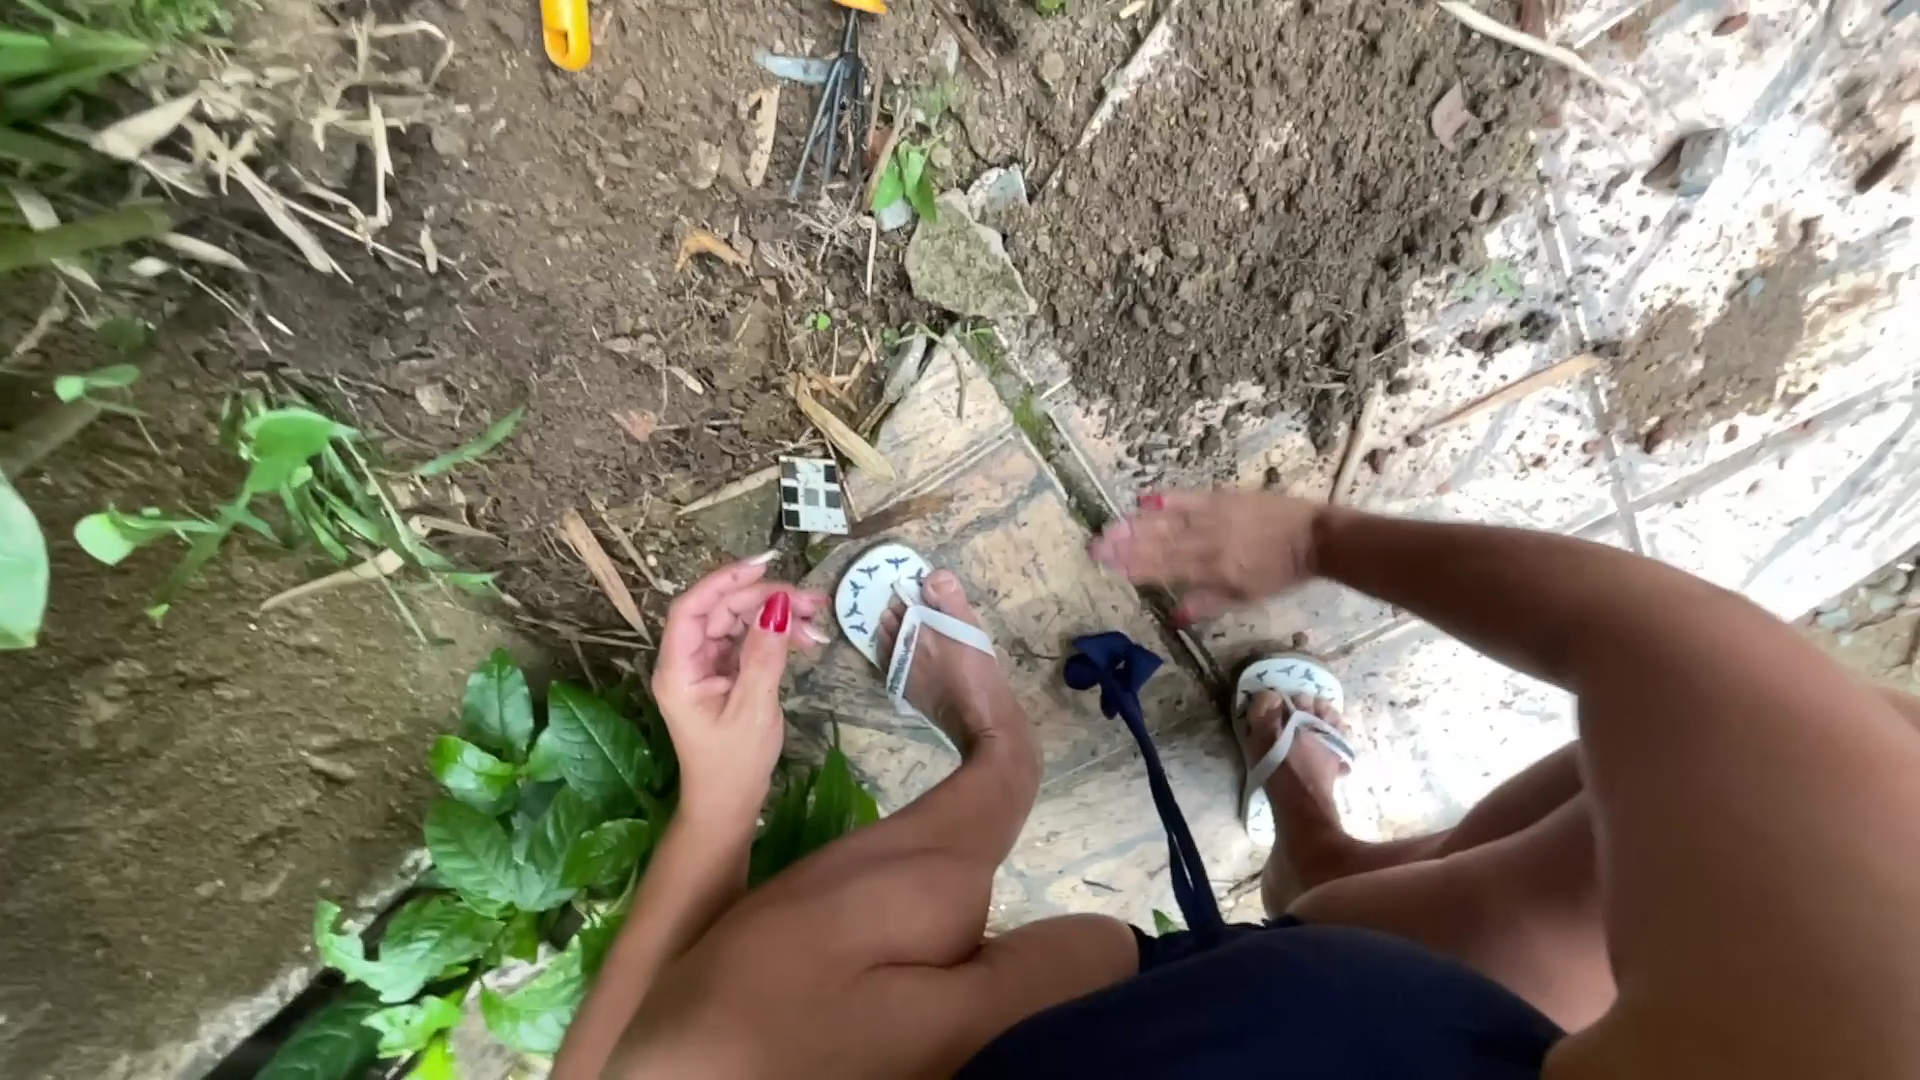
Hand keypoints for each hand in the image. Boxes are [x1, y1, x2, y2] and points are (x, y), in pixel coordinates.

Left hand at [651, 554, 828, 827]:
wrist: (729, 804)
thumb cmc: (734, 764)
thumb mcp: (753, 707)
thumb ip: (764, 654)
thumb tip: (779, 606)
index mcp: (679, 669)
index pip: (692, 608)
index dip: (724, 581)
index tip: (764, 566)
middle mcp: (689, 661)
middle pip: (722, 611)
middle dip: (766, 598)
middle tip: (811, 600)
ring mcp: (708, 666)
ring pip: (740, 621)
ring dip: (778, 614)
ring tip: (817, 617)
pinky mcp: (727, 673)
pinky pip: (751, 640)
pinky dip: (778, 634)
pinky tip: (806, 638)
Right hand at [1087, 492, 1332, 623]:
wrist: (1315, 538)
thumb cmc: (1280, 572)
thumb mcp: (1246, 597)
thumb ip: (1207, 603)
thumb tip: (1172, 618)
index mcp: (1215, 570)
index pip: (1166, 569)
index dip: (1135, 567)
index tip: (1107, 566)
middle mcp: (1209, 543)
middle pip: (1159, 544)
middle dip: (1124, 545)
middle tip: (1094, 545)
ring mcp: (1215, 517)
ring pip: (1168, 522)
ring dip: (1136, 525)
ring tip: (1108, 526)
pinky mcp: (1224, 497)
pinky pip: (1190, 498)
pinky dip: (1166, 499)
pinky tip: (1143, 499)